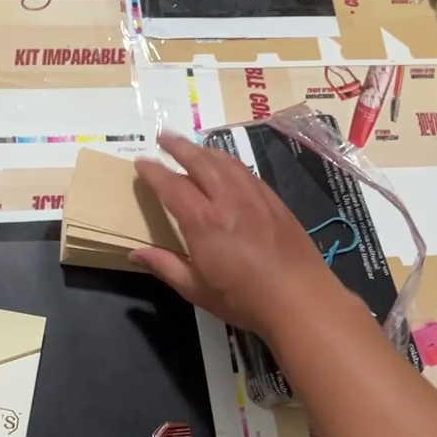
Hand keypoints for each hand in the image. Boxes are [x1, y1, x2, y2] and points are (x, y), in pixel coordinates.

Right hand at [130, 131, 347, 331]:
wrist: (301, 301)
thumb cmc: (243, 300)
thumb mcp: (195, 289)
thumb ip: (165, 265)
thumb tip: (135, 252)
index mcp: (204, 222)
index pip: (172, 187)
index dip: (154, 172)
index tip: (141, 162)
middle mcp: (228, 200)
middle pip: (200, 162)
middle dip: (179, 147)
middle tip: (163, 136)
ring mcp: (255, 198)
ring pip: (226, 162)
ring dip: (205, 150)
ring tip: (191, 146)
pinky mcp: (275, 202)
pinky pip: (246, 172)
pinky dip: (229, 162)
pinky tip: (225, 165)